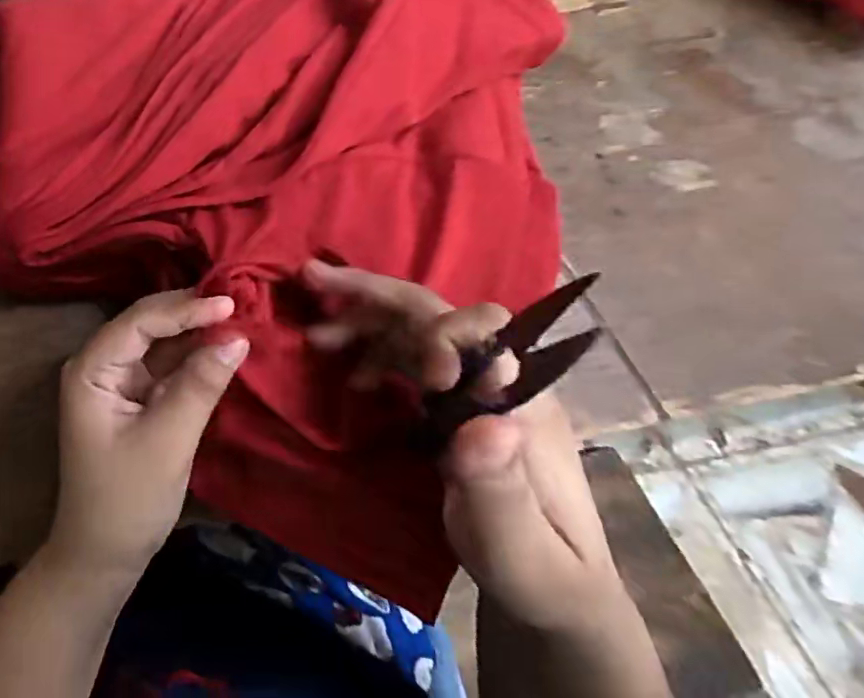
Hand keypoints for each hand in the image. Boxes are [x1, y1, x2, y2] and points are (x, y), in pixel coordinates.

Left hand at [47, 290, 248, 578]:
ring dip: (196, 332)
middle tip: (239, 300)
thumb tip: (238, 337)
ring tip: (238, 315)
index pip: (139, 322)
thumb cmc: (127, 501)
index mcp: (91, 369)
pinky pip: (166, 365)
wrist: (103, 557)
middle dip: (190, 312)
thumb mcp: (168, 442)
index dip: (185, 308)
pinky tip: (221, 345)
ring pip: (160, 342)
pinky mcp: (136, 397)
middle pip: (147, 324)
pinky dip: (193, 356)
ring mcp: (117, 380)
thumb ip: (200, 386)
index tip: (230, 302)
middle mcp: (100, 364)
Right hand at [300, 260, 630, 631]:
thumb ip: (499, 486)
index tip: (425, 382)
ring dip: (363, 320)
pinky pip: (410, 354)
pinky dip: (373, 350)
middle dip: (373, 292)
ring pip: (414, 327)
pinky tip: (351, 374)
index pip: (481, 332)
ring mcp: (473, 386)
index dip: (439, 336)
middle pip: (433, 313)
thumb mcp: (517, 545)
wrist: (550, 585)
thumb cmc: (536, 569)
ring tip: (315, 335)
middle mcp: (497, 377)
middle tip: (313, 279)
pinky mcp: (456, 400)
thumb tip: (486, 420)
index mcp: (521, 400)